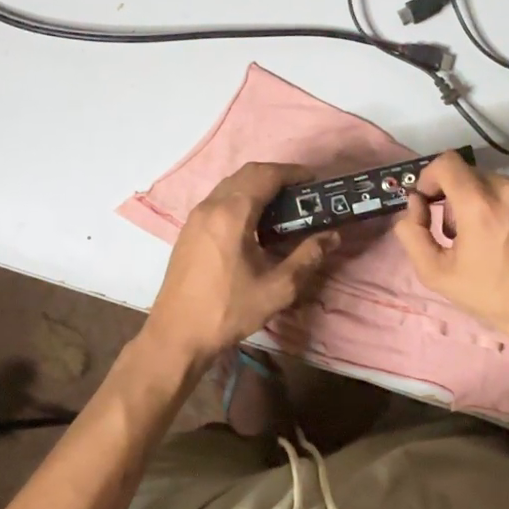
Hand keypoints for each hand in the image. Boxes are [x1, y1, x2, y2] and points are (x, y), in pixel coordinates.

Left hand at [143, 163, 338, 364]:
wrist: (177, 335)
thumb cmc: (228, 310)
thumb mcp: (277, 288)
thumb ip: (307, 258)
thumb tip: (332, 236)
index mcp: (232, 214)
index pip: (266, 175)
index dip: (293, 172)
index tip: (314, 181)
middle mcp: (210, 207)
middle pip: (247, 174)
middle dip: (277, 176)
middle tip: (302, 193)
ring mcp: (195, 218)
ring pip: (230, 186)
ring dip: (258, 187)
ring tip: (283, 207)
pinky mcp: (189, 231)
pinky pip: (219, 201)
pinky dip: (241, 199)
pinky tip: (255, 225)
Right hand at [393, 151, 508, 347]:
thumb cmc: (491, 295)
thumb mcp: (436, 274)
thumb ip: (412, 234)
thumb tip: (414, 205)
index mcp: (480, 205)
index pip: (447, 163)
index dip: (431, 177)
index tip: (430, 201)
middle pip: (470, 175)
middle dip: (456, 197)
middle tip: (459, 233)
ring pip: (494, 182)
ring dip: (482, 201)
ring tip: (488, 236)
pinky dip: (507, 205)